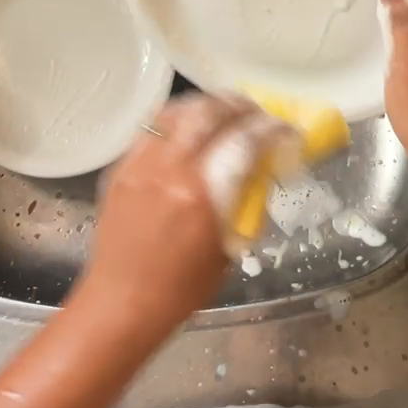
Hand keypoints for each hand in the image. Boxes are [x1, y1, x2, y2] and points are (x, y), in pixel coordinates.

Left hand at [75, 93, 292, 337]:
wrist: (122, 302)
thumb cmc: (182, 288)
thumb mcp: (227, 247)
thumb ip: (240, 202)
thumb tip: (256, 170)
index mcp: (202, 195)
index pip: (245, 141)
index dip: (272, 128)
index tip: (285, 128)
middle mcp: (170, 170)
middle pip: (210, 114)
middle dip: (239, 106)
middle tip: (256, 112)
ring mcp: (141, 164)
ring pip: (177, 113)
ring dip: (207, 106)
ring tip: (224, 111)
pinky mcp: (121, 167)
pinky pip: (151, 128)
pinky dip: (177, 120)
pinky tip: (188, 127)